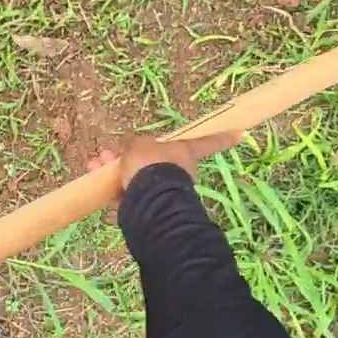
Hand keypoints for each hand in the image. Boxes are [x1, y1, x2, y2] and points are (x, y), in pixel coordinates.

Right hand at [88, 131, 241, 190]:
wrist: (147, 200)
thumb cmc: (150, 166)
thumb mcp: (139, 146)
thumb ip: (135, 143)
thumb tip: (129, 146)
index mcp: (183, 151)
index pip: (207, 142)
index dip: (223, 137)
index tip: (241, 134)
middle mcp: (177, 170)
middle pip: (154, 158)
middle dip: (129, 155)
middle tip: (109, 153)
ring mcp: (163, 188)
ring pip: (138, 174)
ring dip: (116, 168)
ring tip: (96, 164)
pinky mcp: (148, 204)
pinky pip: (129, 189)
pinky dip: (113, 184)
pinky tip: (95, 178)